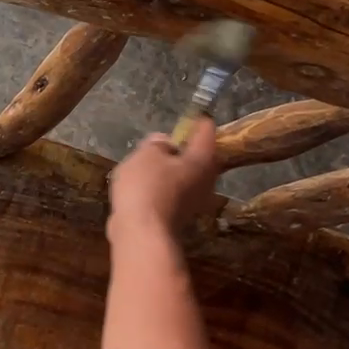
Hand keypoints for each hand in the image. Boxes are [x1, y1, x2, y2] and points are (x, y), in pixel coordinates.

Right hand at [108, 118, 218, 242]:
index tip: (182, 117)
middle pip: (197, 155)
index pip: (205, 130)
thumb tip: (164, 142)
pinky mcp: (179, 213)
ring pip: (184, 175)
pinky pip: (172, 191)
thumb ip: (155, 144)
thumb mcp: (145, 156)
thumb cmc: (145, 187)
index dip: (194, 120)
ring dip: (169, 169)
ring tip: (146, 167)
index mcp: (203, 158)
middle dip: (179, 149)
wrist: (141, 231)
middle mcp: (207, 178)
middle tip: (157, 146)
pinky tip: (143, 188)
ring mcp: (195, 198)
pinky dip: (161, 187)